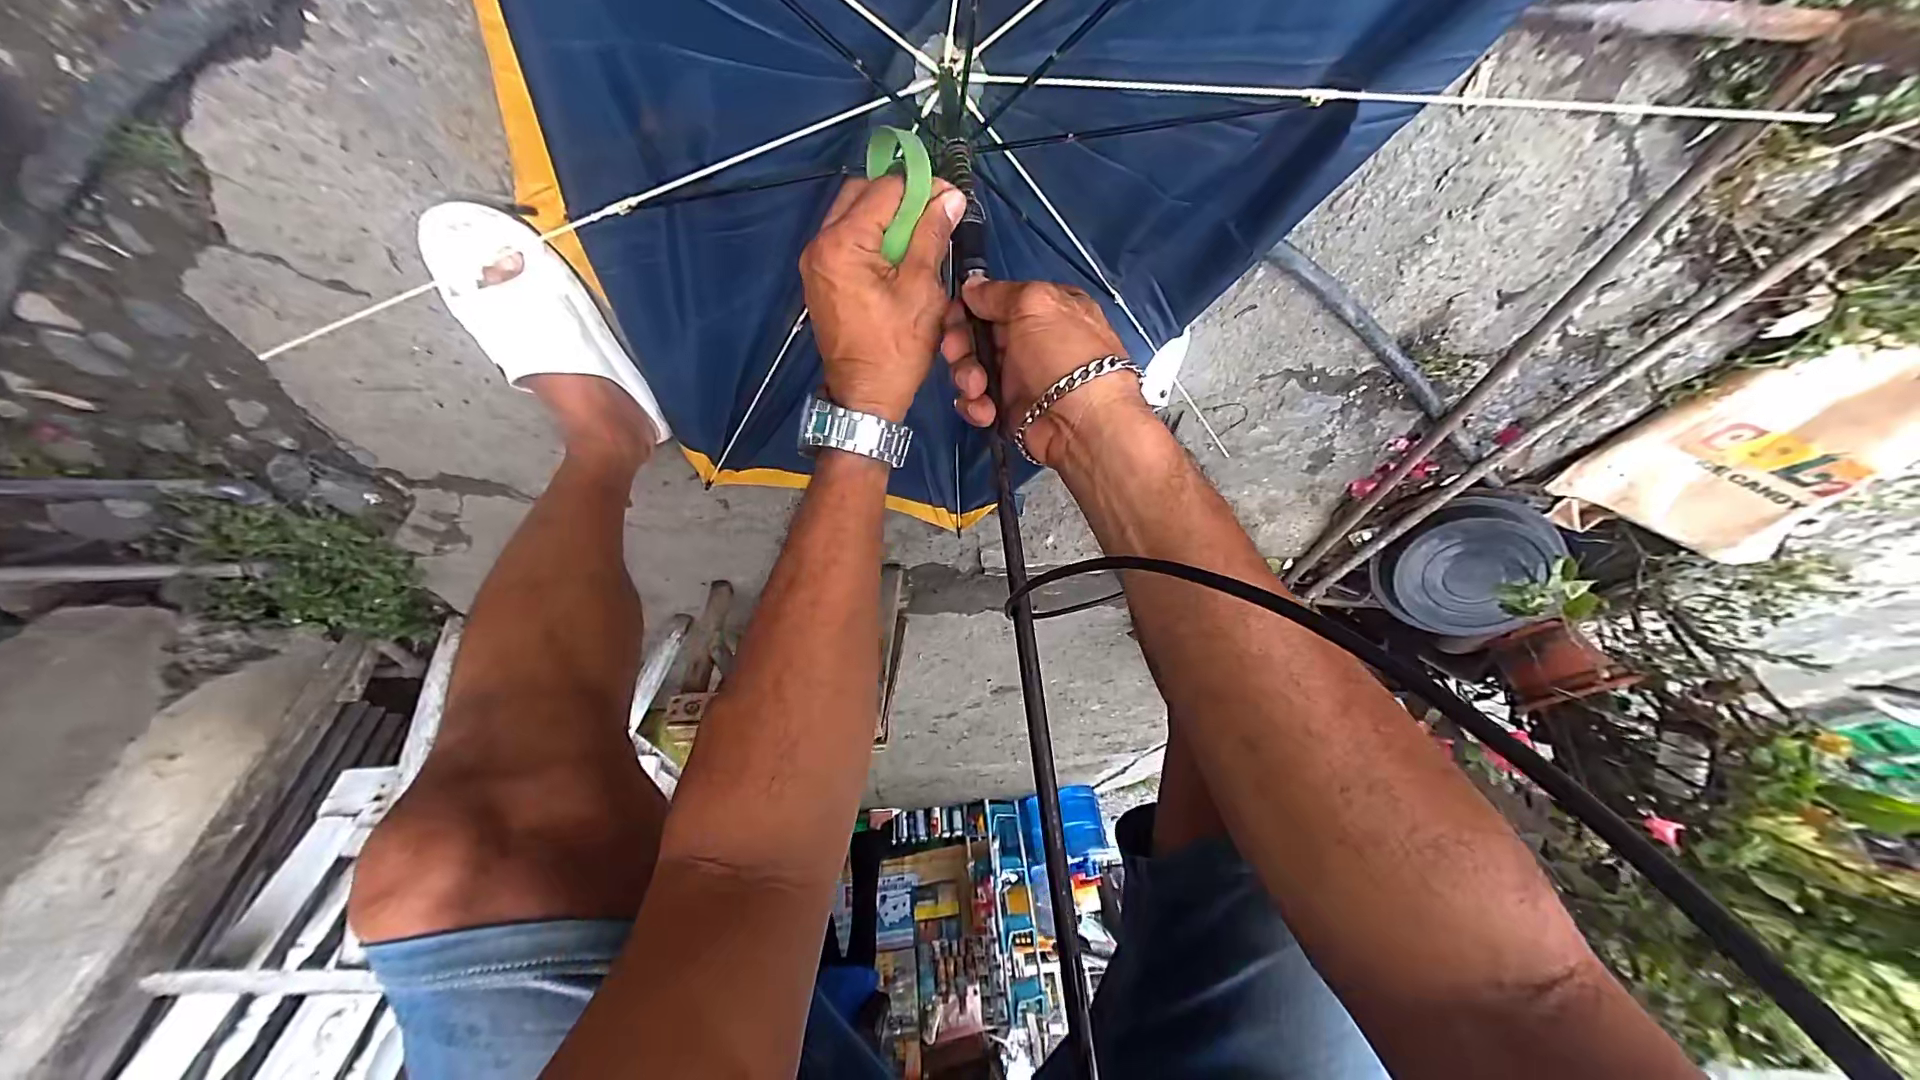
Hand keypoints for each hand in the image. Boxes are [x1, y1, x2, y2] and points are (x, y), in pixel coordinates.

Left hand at [800, 175, 966, 422]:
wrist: (865, 397)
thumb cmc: (895, 350)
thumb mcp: (922, 290)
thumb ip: (931, 236)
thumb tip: (949, 198)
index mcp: (841, 244)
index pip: (884, 191)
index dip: (920, 188)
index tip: (948, 198)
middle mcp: (819, 245)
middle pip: (860, 195)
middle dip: (899, 198)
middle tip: (933, 214)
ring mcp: (815, 263)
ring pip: (851, 216)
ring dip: (885, 218)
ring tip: (919, 235)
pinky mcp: (821, 279)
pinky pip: (846, 242)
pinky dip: (872, 239)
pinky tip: (898, 255)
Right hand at [942, 278, 1146, 466]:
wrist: (1082, 422)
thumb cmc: (1062, 354)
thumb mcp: (1034, 305)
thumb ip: (999, 293)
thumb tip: (972, 285)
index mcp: (1043, 308)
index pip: (996, 301)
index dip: (970, 307)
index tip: (954, 315)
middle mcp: (1030, 340)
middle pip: (977, 335)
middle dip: (961, 344)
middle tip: (958, 353)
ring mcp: (1018, 377)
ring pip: (972, 369)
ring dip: (967, 377)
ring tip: (977, 388)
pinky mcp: (1008, 409)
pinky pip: (977, 402)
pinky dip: (975, 406)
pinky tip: (986, 411)